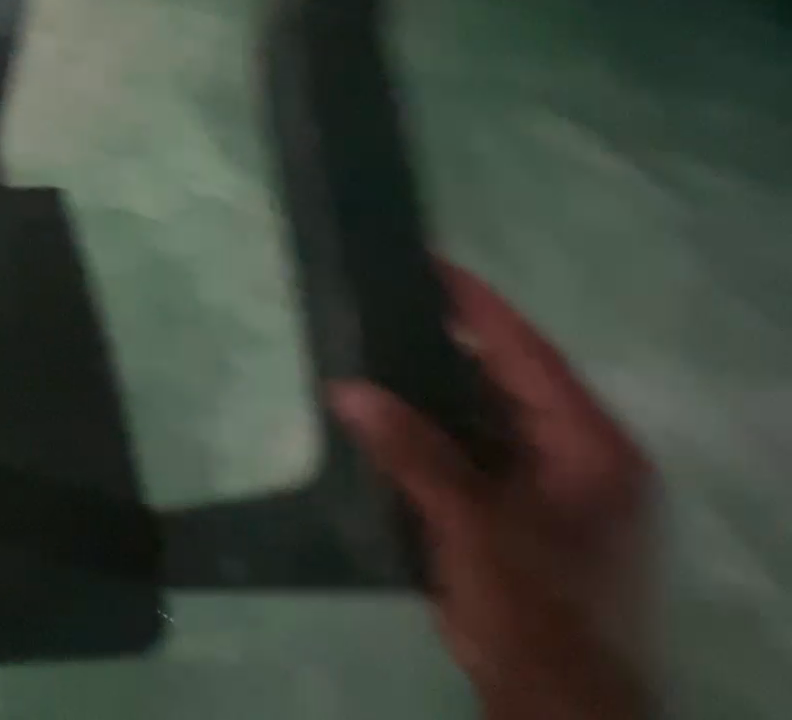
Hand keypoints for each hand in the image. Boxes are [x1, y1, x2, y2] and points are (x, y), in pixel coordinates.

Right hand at [330, 264, 654, 719]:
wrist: (554, 700)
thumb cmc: (534, 608)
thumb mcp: (473, 526)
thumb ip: (413, 453)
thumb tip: (348, 388)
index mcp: (591, 450)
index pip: (531, 355)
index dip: (480, 307)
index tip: (431, 263)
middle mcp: (579, 458)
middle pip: (507, 379)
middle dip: (448, 341)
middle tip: (385, 301)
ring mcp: (552, 487)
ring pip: (484, 414)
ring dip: (433, 386)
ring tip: (374, 346)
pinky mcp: (519, 512)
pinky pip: (470, 448)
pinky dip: (430, 427)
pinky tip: (386, 416)